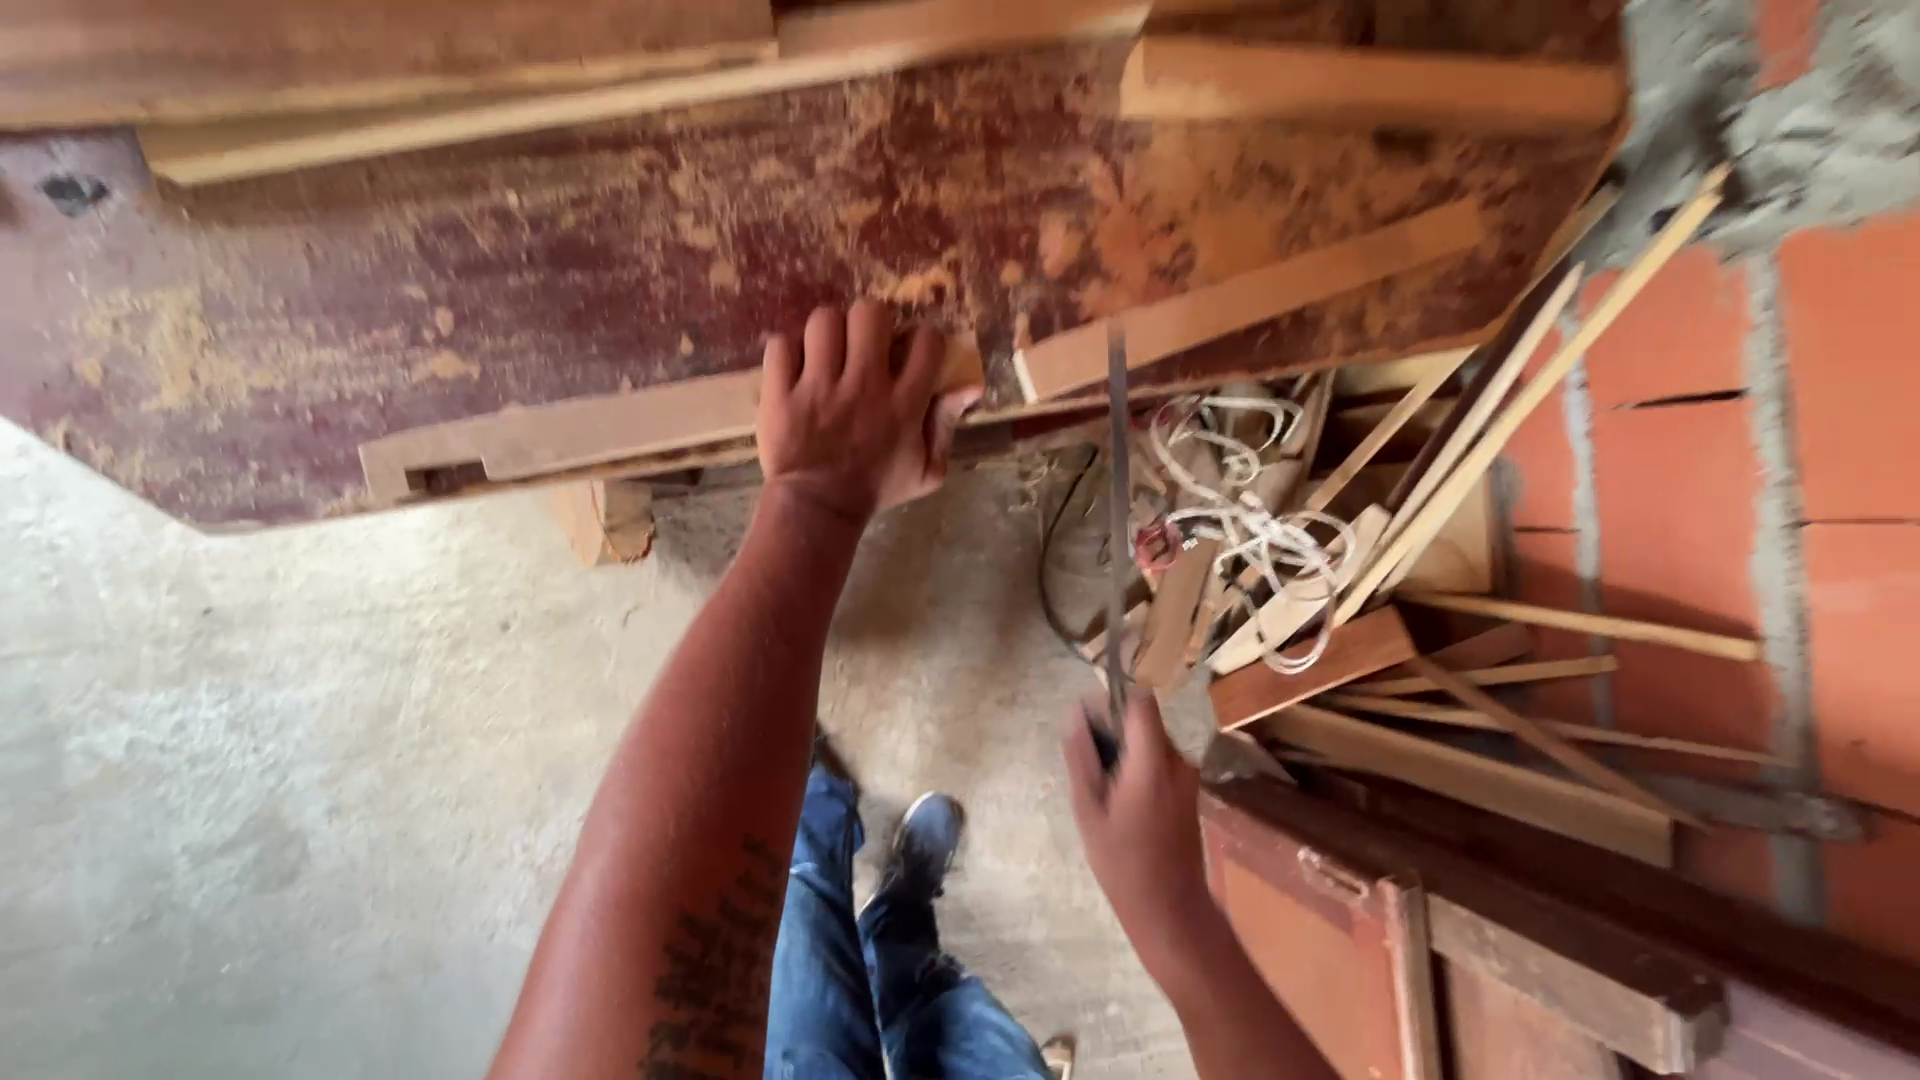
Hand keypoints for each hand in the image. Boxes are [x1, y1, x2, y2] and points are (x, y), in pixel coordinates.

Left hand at [757, 302, 981, 524]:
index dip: (920, 339)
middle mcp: (864, 385)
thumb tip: (970, 387)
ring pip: (824, 320)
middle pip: (871, 313)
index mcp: (903, 403)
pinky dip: (787, 352)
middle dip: (870, 322)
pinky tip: (795, 368)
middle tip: (862, 344)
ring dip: (827, 333)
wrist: (817, 510)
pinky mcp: (781, 392)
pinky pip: (781, 344)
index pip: (926, 340)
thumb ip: (946, 426)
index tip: (909, 351)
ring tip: (826, 352)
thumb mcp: (926, 471)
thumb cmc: (875, 490)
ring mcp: (819, 386)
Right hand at [1061, 692, 1218, 984]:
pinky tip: (1124, 805)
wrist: (1170, 909)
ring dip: (1127, 753)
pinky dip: (1140, 770)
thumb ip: (1081, 755)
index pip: (1140, 701)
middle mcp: (1179, 761)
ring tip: (1105, 792)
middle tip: (1091, 769)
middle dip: (1115, 733)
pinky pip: (1160, 762)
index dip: (1113, 701)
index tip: (1090, 722)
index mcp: (1153, 761)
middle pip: (1144, 722)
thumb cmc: (1122, 861)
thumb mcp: (1088, 808)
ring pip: (1151, 743)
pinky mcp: (1190, 792)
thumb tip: (1075, 713)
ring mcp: (1189, 777)